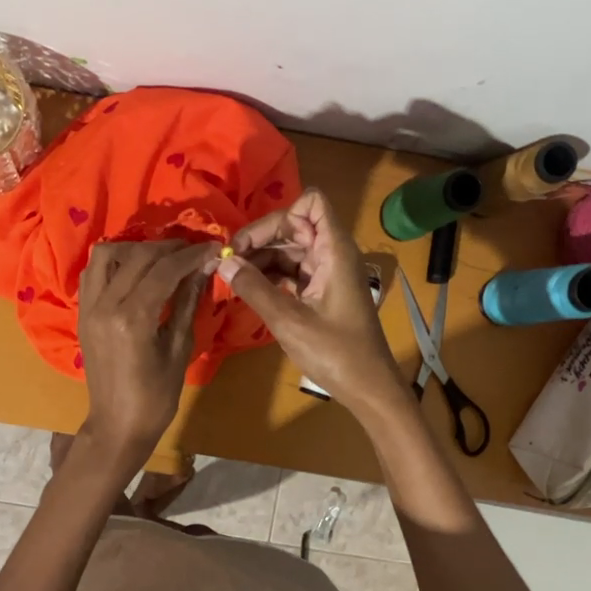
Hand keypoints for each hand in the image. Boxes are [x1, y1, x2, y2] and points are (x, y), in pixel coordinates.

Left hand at [75, 239, 216, 469]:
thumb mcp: (179, 349)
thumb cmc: (155, 397)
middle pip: (138, 255)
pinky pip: (93, 272)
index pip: (164, 269)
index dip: (191, 255)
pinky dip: (114, 263)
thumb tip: (203, 268)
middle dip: (169, 248)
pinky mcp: (83, 313)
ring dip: (136, 249)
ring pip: (107, 255)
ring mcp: (89, 308)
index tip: (212, 248)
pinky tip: (135, 271)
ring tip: (161, 258)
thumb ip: (187, 303)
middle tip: (193, 251)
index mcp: (132, 319)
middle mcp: (105, 305)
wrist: (117, 425)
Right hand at [220, 189, 409, 413]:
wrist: (368, 387)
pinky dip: (271, 276)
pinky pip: (293, 272)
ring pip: (290, 250)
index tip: (250, 244)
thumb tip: (223, 263)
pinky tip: (248, 290)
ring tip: (232, 278)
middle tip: (228, 262)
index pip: (310, 203)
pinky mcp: (322, 293)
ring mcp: (328, 274)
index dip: (279, 216)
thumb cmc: (335, 353)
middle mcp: (332, 254)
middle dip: (260, 238)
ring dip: (261, 258)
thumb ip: (254, 288)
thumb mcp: (289, 321)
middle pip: (294, 226)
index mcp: (334, 251)